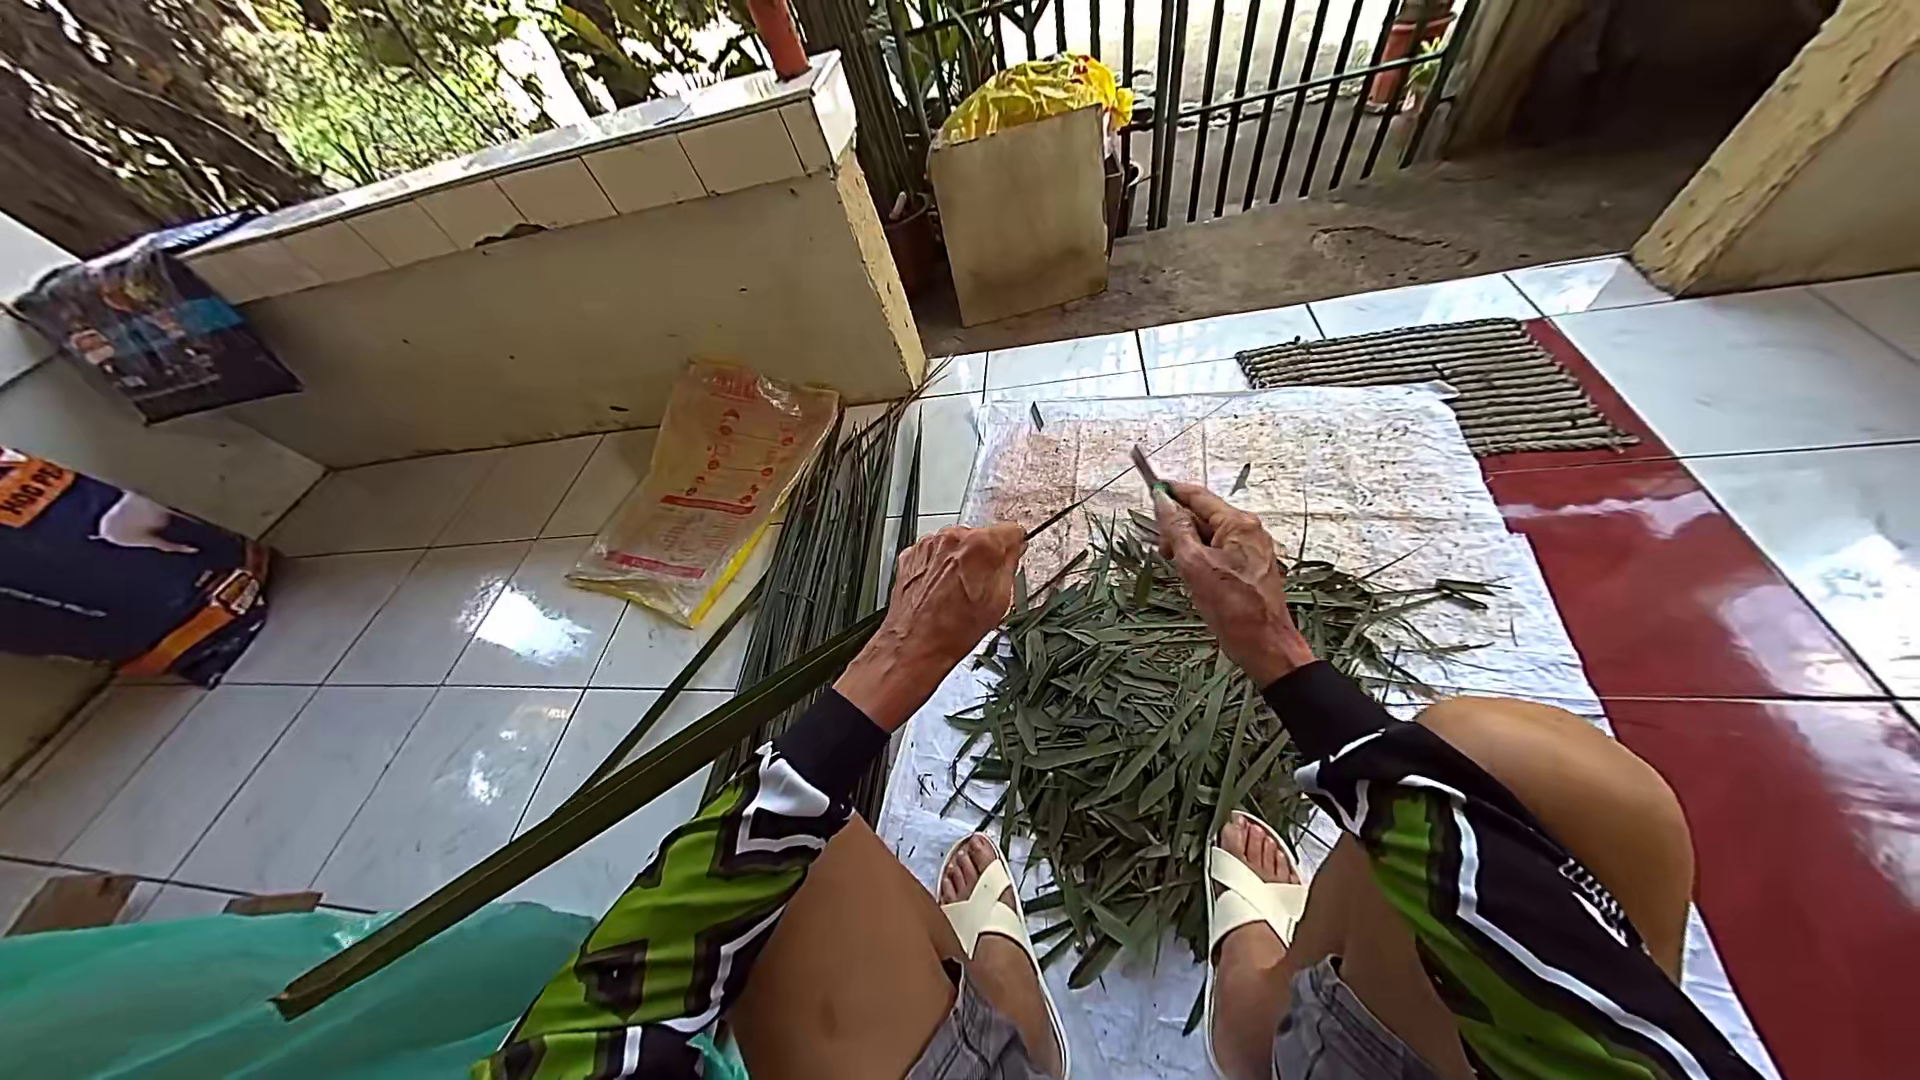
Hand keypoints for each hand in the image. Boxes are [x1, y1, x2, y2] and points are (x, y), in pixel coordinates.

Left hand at [835, 522, 1025, 729]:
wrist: (915, 643)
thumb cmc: (952, 630)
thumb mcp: (1000, 601)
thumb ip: (1009, 567)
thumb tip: (1012, 552)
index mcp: (981, 544)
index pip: (1010, 530)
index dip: (1014, 545)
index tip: (1012, 554)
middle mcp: (953, 538)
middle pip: (980, 536)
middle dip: (984, 555)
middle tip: (982, 583)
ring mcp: (930, 545)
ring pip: (956, 544)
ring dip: (960, 560)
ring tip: (958, 591)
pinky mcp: (912, 554)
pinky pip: (935, 553)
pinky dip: (939, 566)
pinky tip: (941, 590)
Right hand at [1153, 481, 1315, 685]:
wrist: (1264, 645)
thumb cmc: (1234, 608)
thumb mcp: (1194, 564)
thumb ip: (1177, 529)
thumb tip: (1163, 503)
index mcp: (1239, 524)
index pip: (1198, 496)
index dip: (1172, 492)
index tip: (1152, 489)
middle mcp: (1248, 531)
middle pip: (1203, 515)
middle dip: (1177, 527)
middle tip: (1162, 547)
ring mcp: (1250, 549)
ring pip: (1208, 535)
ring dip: (1186, 545)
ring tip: (1177, 567)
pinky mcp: (1248, 567)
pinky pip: (1216, 551)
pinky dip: (1198, 558)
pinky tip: (1191, 576)